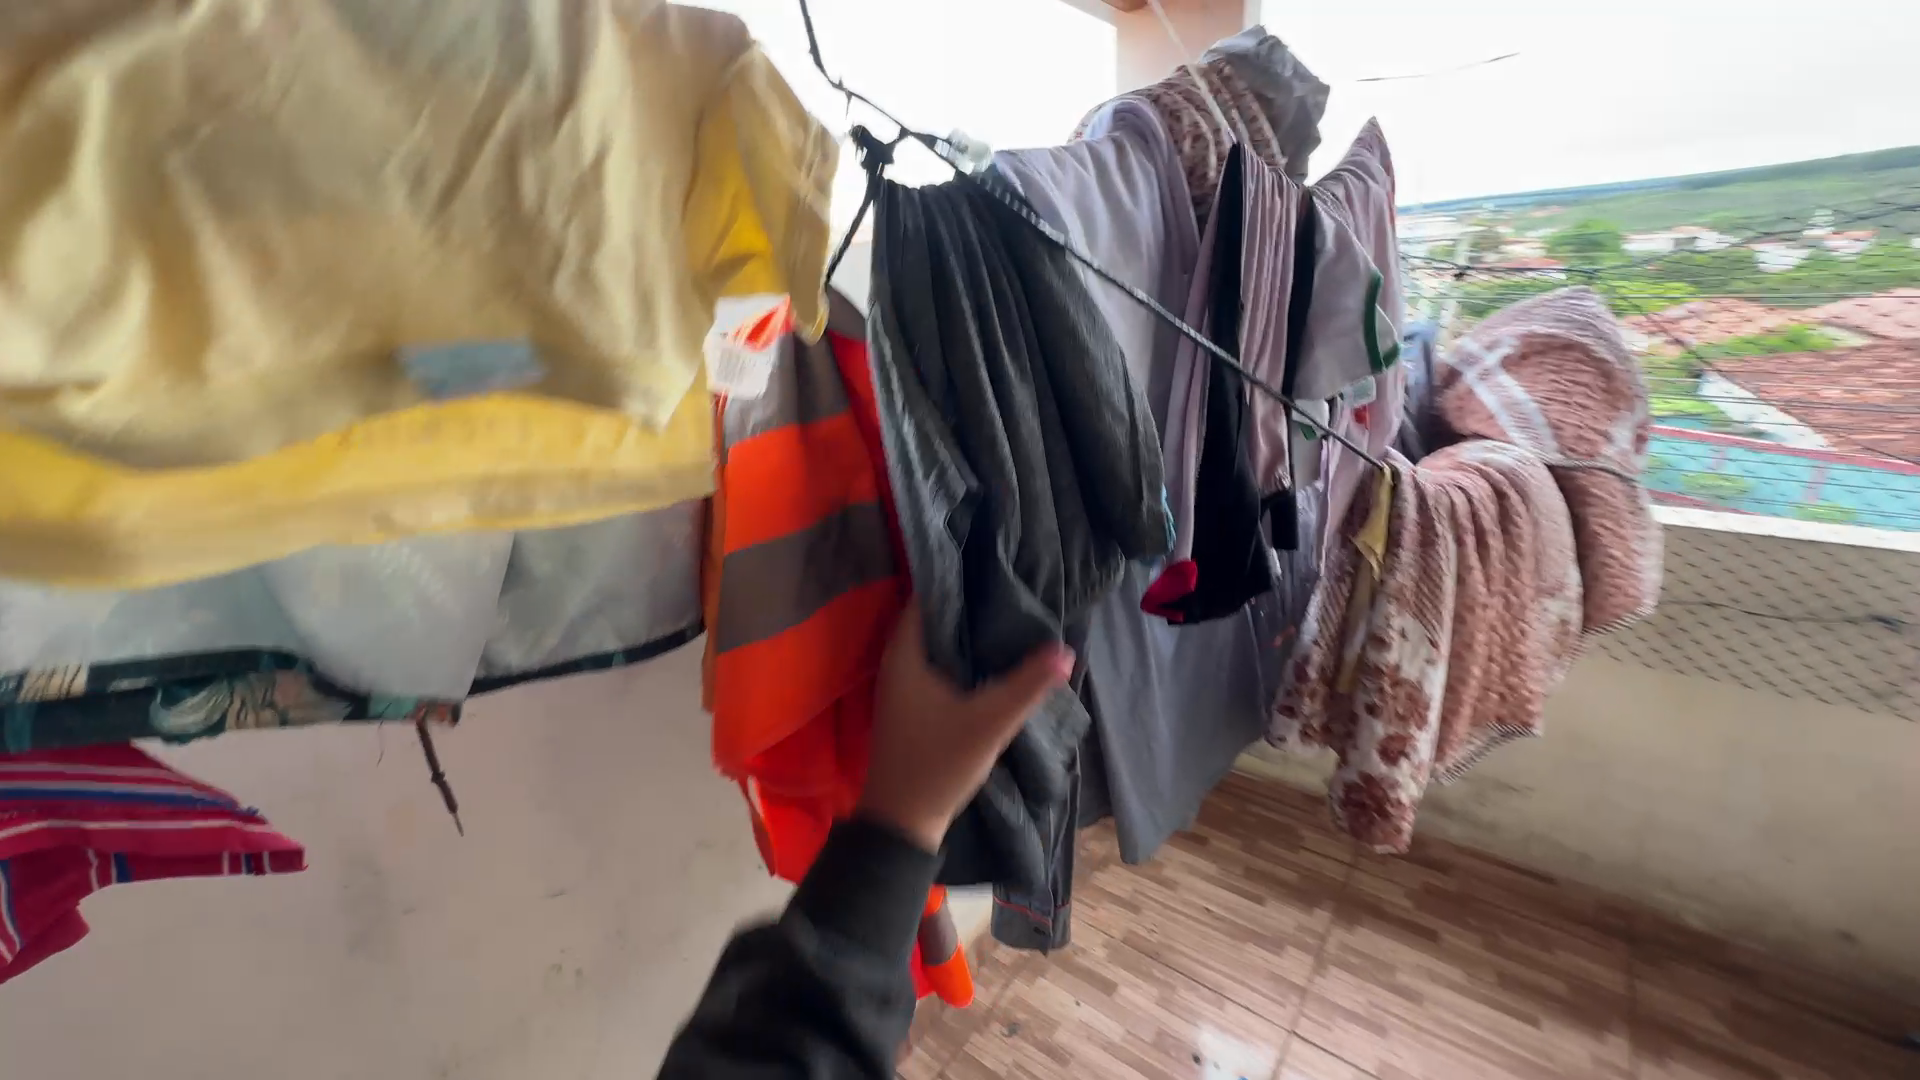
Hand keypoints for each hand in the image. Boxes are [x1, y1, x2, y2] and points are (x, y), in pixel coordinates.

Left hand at [858, 602, 1074, 852]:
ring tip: (1008, 616)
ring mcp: (903, 684)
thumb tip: (1066, 651)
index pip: (929, 596)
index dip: (960, 579)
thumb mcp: (988, 723)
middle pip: (935, 618)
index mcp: (905, 654)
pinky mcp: (913, 703)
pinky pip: (938, 663)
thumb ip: (1027, 685)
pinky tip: (991, 657)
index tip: (995, 568)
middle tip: (1010, 588)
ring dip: (967, 632)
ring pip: (938, 642)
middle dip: (970, 604)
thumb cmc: (937, 764)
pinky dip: (961, 655)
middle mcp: (898, 661)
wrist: (902, 823)